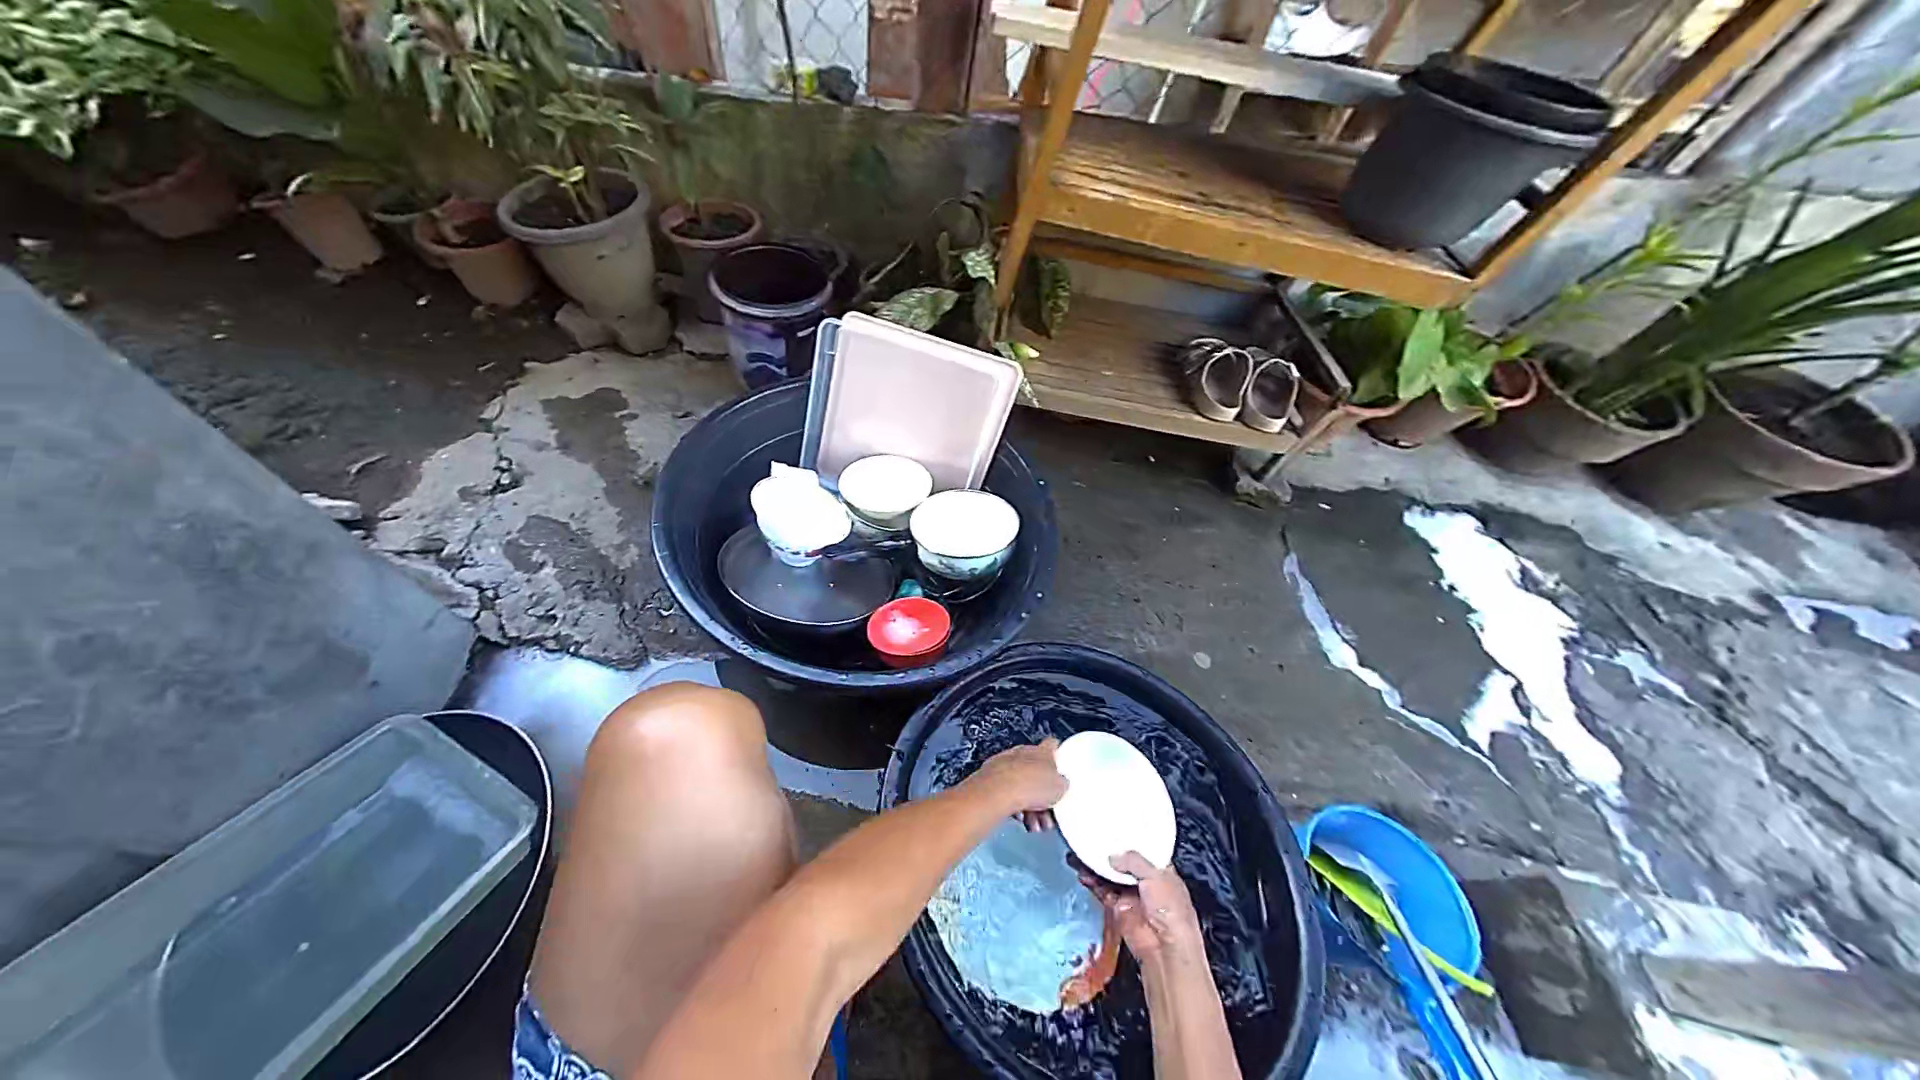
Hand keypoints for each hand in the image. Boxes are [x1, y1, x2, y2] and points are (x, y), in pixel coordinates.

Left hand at [970, 739, 1065, 829]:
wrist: (998, 792)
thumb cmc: (1029, 785)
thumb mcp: (1060, 788)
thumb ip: (1062, 784)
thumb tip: (1062, 785)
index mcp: (1042, 751)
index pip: (1053, 746)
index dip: (1058, 756)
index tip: (1061, 770)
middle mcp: (1022, 753)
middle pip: (1036, 773)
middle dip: (1042, 795)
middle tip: (1048, 813)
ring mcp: (1004, 764)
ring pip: (1021, 786)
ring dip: (1030, 807)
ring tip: (1034, 824)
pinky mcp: (990, 778)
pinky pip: (1006, 794)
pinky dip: (1014, 806)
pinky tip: (1020, 818)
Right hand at [1074, 851, 1204, 961]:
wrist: (1164, 948)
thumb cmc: (1172, 911)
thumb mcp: (1156, 876)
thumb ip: (1133, 861)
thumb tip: (1113, 856)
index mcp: (1162, 872)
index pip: (1144, 851)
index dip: (1130, 842)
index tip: (1113, 830)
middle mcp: (1147, 883)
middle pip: (1124, 863)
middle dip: (1109, 853)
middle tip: (1092, 839)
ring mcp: (1132, 896)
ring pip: (1110, 876)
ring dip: (1097, 867)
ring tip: (1081, 854)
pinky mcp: (1119, 909)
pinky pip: (1103, 891)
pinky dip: (1093, 882)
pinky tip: (1083, 873)